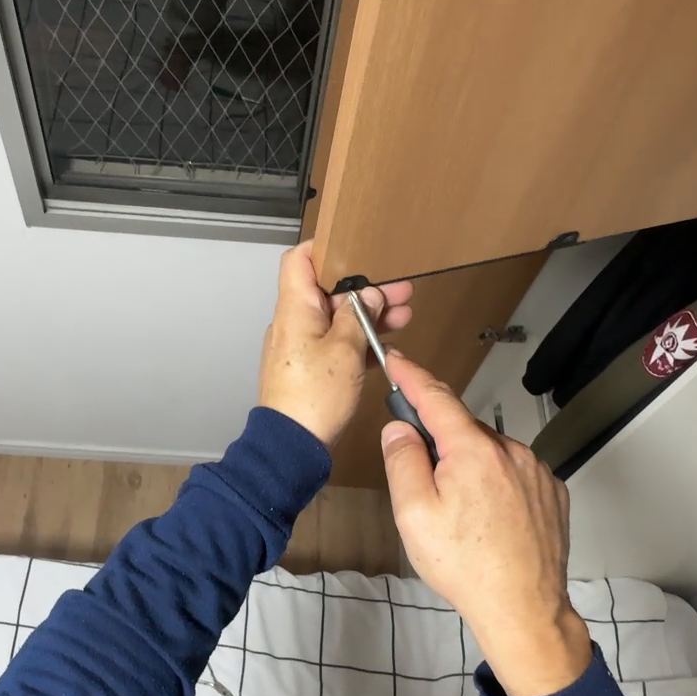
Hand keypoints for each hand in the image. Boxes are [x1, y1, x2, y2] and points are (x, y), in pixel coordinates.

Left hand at [258, 242, 413, 447]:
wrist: (292, 446)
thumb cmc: (314, 398)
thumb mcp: (345, 350)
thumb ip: (358, 316)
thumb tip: (367, 295)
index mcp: (295, 310)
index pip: (298, 261)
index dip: (324, 250)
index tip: (355, 249)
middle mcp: (294, 325)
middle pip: (328, 293)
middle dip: (365, 290)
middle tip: (402, 291)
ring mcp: (301, 349)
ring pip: (337, 321)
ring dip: (368, 318)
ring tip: (404, 316)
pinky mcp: (310, 371)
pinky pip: (336, 347)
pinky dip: (358, 343)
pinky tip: (386, 347)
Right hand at [380, 354, 590, 695]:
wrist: (523, 609)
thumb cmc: (463, 565)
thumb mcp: (413, 514)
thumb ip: (403, 460)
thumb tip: (400, 427)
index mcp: (473, 450)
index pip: (436, 397)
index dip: (412, 376)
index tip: (396, 359)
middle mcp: (511, 450)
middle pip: (463, 429)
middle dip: (439, 441)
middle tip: (422, 483)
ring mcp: (537, 471)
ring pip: (490, 453)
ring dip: (468, 466)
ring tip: (460, 516)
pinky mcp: (552, 493)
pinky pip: (514, 473)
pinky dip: (495, 483)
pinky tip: (487, 519)